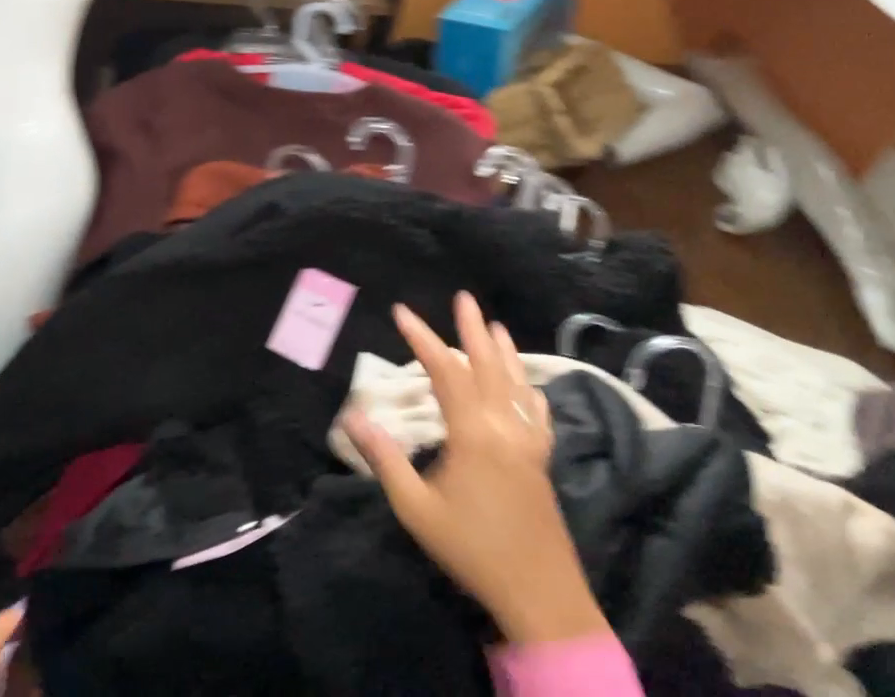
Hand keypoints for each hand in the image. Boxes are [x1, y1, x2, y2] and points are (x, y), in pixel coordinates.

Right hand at [339, 293, 609, 645]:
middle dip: (474, 331)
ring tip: (496, 325)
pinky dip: (531, 390)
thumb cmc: (471, 549)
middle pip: (490, 369)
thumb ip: (385, 458)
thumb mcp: (415, 508)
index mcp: (474, 435)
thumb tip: (352, 415)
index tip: (401, 312)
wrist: (541, 595)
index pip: (446, 374)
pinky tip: (531, 385)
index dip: (423, 340)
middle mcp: (506, 430)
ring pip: (518, 386)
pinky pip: (538, 414)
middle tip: (464, 298)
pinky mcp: (542, 463)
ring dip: (505, 353)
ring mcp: (530, 445)